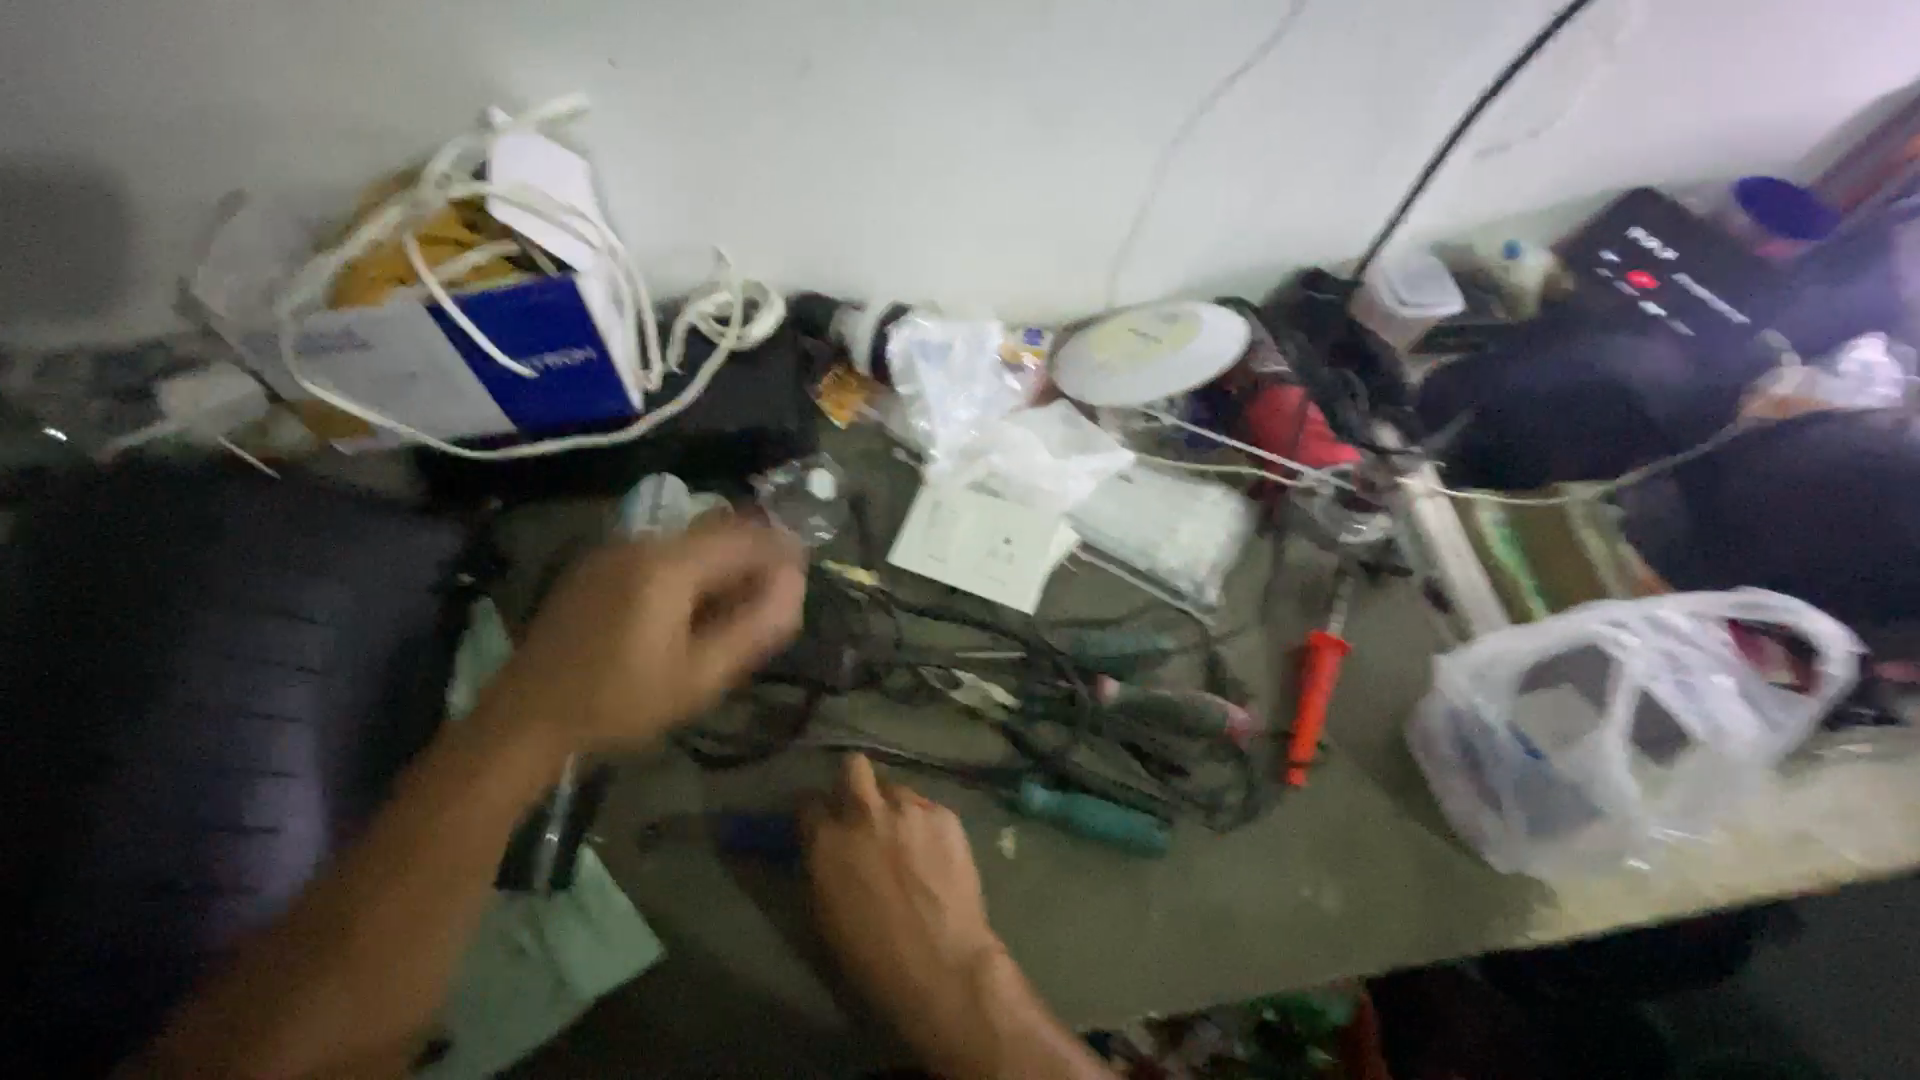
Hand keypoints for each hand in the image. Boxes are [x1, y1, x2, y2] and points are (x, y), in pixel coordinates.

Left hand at [485, 518, 805, 752]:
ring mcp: (613, 551)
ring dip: (722, 563)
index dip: (782, 550)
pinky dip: (690, 569)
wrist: (526, 718)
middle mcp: (641, 543)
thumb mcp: (700, 677)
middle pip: (716, 531)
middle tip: (774, 596)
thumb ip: (754, 627)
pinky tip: (690, 608)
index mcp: (668, 566)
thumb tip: (796, 586)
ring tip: (736, 606)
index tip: (804, 574)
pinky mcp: (596, 566)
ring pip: (688, 541)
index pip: (744, 537)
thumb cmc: (620, 703)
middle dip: (753, 556)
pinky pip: (660, 553)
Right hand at [802, 755, 1008, 1071]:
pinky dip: (925, 823)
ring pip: (895, 788)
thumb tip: (824, 848)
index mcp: (827, 840)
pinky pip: (928, 807)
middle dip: (853, 782)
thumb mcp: (824, 912)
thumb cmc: (872, 956)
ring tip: (906, 836)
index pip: (808, 803)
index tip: (822, 824)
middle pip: (853, 766)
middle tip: (861, 809)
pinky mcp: (945, 814)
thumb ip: (821, 866)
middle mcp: (865, 812)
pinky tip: (934, 851)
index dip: (815, 814)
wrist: (941, 964)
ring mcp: (909, 809)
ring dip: (893, 807)